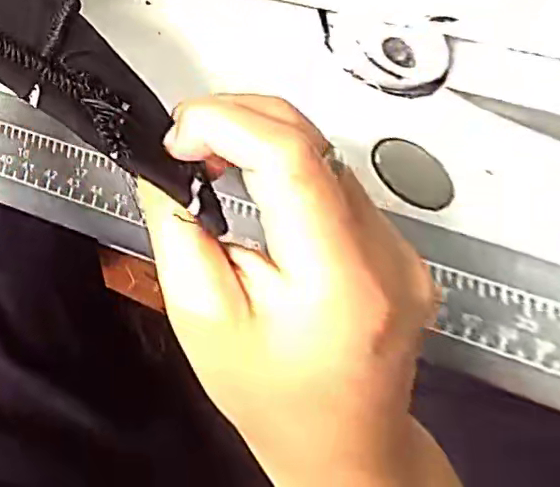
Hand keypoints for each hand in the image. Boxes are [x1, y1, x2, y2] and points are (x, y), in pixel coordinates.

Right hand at [136, 96, 455, 486]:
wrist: (343, 445)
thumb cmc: (274, 395)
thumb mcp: (199, 314)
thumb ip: (174, 227)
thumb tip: (164, 166)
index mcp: (341, 280)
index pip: (290, 156)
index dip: (223, 123)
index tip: (178, 138)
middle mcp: (384, 253)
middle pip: (305, 134)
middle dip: (229, 114)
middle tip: (183, 139)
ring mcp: (395, 242)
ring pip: (315, 140)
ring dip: (248, 128)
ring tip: (206, 153)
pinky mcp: (387, 235)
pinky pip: (324, 164)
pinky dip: (272, 150)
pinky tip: (242, 171)